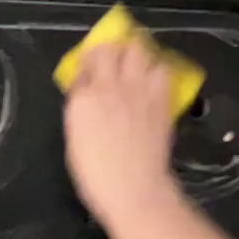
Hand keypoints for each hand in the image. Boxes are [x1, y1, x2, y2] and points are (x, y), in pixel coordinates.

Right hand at [64, 39, 181, 224]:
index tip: (89, 73)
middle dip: (111, 51)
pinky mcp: (162, 99)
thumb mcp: (76, 141)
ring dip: (136, 56)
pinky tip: (153, 84)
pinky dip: (157, 71)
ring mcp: (139, 90)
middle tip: (113, 63)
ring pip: (140, 51)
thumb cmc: (97, 176)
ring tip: (136, 69)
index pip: (84, 65)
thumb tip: (85, 95)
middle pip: (112, 48)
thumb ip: (81, 110)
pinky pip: (162, 70)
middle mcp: (110, 86)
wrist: (134, 190)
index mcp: (83, 99)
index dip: (87, 66)